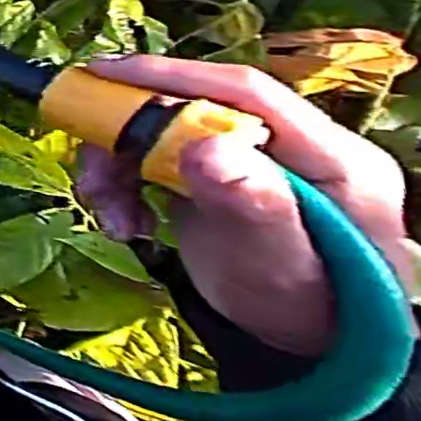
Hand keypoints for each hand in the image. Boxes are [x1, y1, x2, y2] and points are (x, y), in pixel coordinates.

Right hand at [74, 55, 412, 356]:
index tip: (98, 73)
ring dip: (113, 167)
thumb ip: (252, 204)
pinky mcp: (211, 176)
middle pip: (182, 110)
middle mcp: (287, 147)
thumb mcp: (276, 261)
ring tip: (106, 210)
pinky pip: (146, 160)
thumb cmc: (303, 308)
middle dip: (123, 137)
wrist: (299, 346)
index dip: (168, 76)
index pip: (242, 91)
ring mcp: (246, 161)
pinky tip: (122, 221)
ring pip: (152, 135)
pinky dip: (120, 185)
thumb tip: (205, 146)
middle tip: (92, 169)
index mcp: (329, 156)